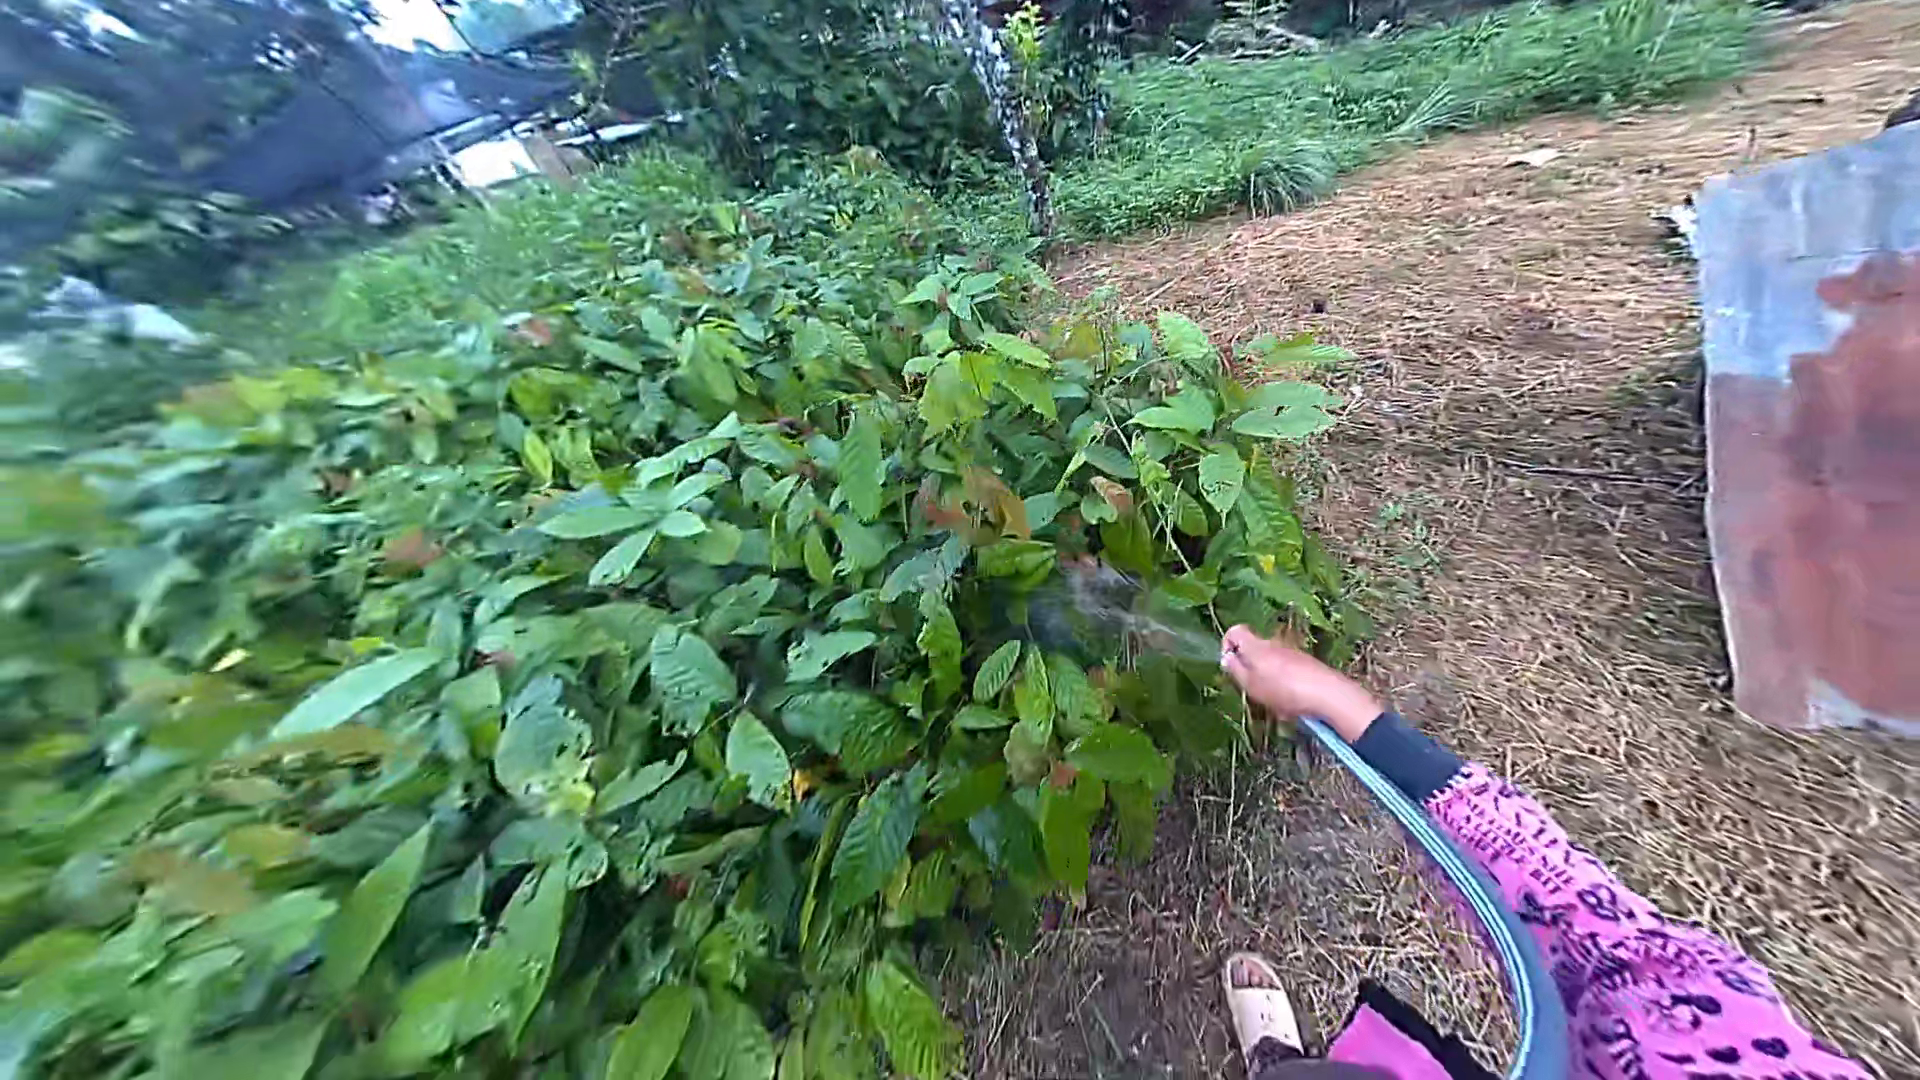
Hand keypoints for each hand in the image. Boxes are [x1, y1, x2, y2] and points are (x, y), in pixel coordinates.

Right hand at [1219, 625, 1384, 742]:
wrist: (1330, 695)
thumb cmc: (1282, 689)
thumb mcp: (1250, 684)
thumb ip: (1234, 669)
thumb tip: (1227, 657)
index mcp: (1255, 644)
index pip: (1234, 631)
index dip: (1227, 645)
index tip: (1229, 664)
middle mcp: (1273, 642)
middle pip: (1253, 648)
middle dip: (1249, 666)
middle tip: (1250, 686)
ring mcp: (1293, 652)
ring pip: (1271, 660)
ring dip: (1267, 676)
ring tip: (1272, 698)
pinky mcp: (1308, 663)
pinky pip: (1288, 669)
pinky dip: (1284, 681)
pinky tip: (1291, 702)